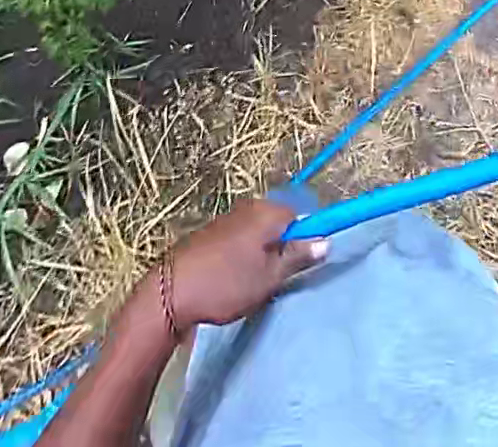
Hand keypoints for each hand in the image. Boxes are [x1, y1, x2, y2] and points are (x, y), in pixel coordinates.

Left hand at [165, 198, 328, 327]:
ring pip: (261, 231)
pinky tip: (236, 275)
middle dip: (284, 246)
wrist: (171, 292)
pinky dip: (247, 252)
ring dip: (265, 251)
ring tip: (256, 280)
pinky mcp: (215, 231)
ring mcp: (231, 217)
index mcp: (269, 213)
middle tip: (279, 277)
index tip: (302, 264)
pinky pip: (243, 236)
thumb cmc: (226, 284)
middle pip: (281, 222)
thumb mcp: (269, 276)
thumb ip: (299, 256)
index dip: (306, 239)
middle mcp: (251, 207)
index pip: (302, 217)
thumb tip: (326, 242)